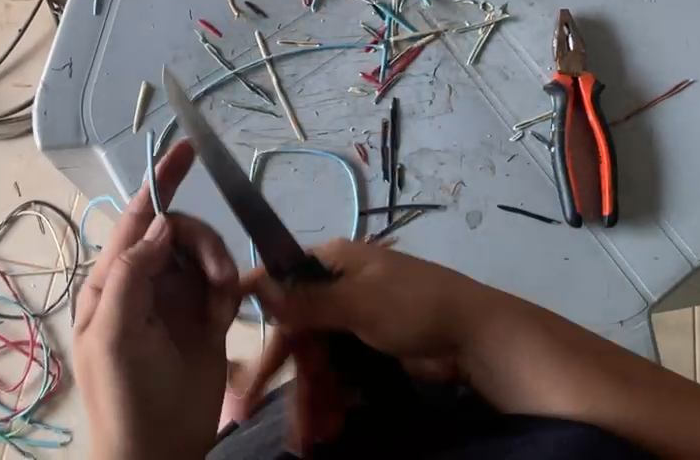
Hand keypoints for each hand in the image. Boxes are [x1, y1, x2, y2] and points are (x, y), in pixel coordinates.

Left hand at [73, 141, 242, 459]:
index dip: (160, 180)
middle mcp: (146, 279)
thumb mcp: (114, 335)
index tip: (186, 149)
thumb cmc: (124, 397)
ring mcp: (176, 297)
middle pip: (179, 230)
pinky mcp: (206, 314)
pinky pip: (224, 279)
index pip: (136, 217)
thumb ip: (132, 272)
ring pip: (205, 251)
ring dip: (218, 268)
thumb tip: (160, 223)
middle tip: (216, 279)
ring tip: (220, 304)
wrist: (160, 454)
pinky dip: (228, 291)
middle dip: (201, 243)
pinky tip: (222, 318)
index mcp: (114, 280)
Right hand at [239, 238, 506, 450]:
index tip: (226, 331)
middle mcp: (339, 288)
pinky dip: (331, 398)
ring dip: (310, 395)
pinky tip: (327, 426)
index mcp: (334, 263)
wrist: (473, 336)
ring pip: (317, 358)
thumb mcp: (359, 302)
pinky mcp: (368, 349)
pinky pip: (338, 373)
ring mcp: (354, 319)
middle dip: (286, 373)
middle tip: (251, 408)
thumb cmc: (414, 306)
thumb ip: (308, 300)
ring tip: (307, 436)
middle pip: (298, 330)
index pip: (284, 280)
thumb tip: (257, 283)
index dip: (259, 306)